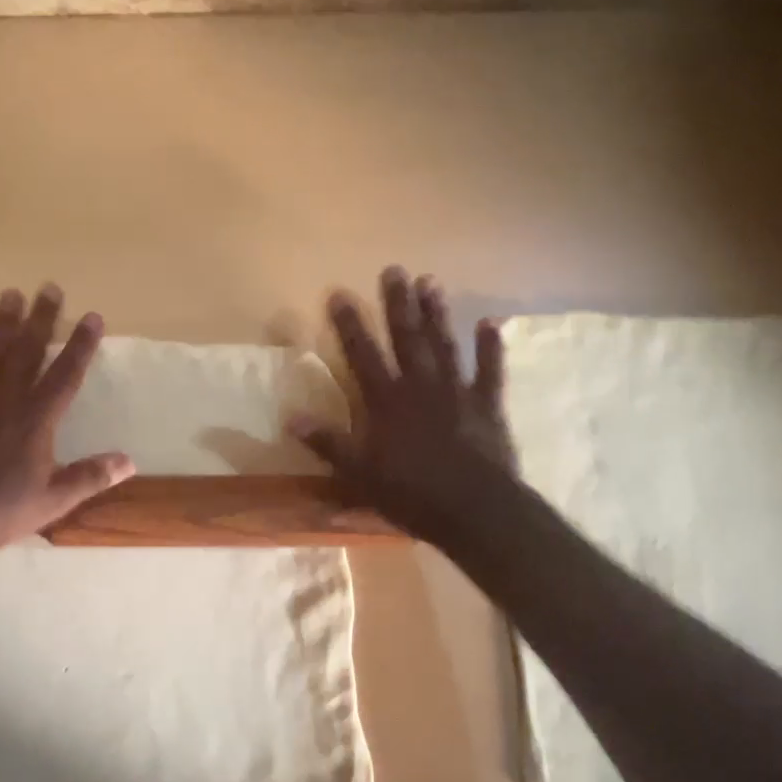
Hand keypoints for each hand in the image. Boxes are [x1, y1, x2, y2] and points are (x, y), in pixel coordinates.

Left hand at [0, 285, 134, 557]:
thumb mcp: (51, 502)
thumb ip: (89, 477)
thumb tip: (130, 461)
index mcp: (36, 420)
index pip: (66, 374)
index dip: (81, 344)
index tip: (92, 316)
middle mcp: (5, 399)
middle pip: (28, 351)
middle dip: (42, 318)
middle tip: (50, 287)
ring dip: (1, 321)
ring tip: (10, 293)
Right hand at [292, 266, 519, 536]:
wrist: (475, 511)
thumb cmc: (411, 494)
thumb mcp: (359, 474)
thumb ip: (327, 442)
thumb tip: (290, 417)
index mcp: (386, 401)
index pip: (362, 354)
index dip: (349, 324)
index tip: (339, 292)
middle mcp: (419, 386)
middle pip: (406, 338)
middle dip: (397, 304)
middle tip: (394, 269)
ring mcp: (456, 392)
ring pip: (443, 345)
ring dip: (436, 314)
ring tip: (430, 282)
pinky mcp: (487, 406)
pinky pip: (490, 371)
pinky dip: (491, 347)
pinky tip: (491, 322)